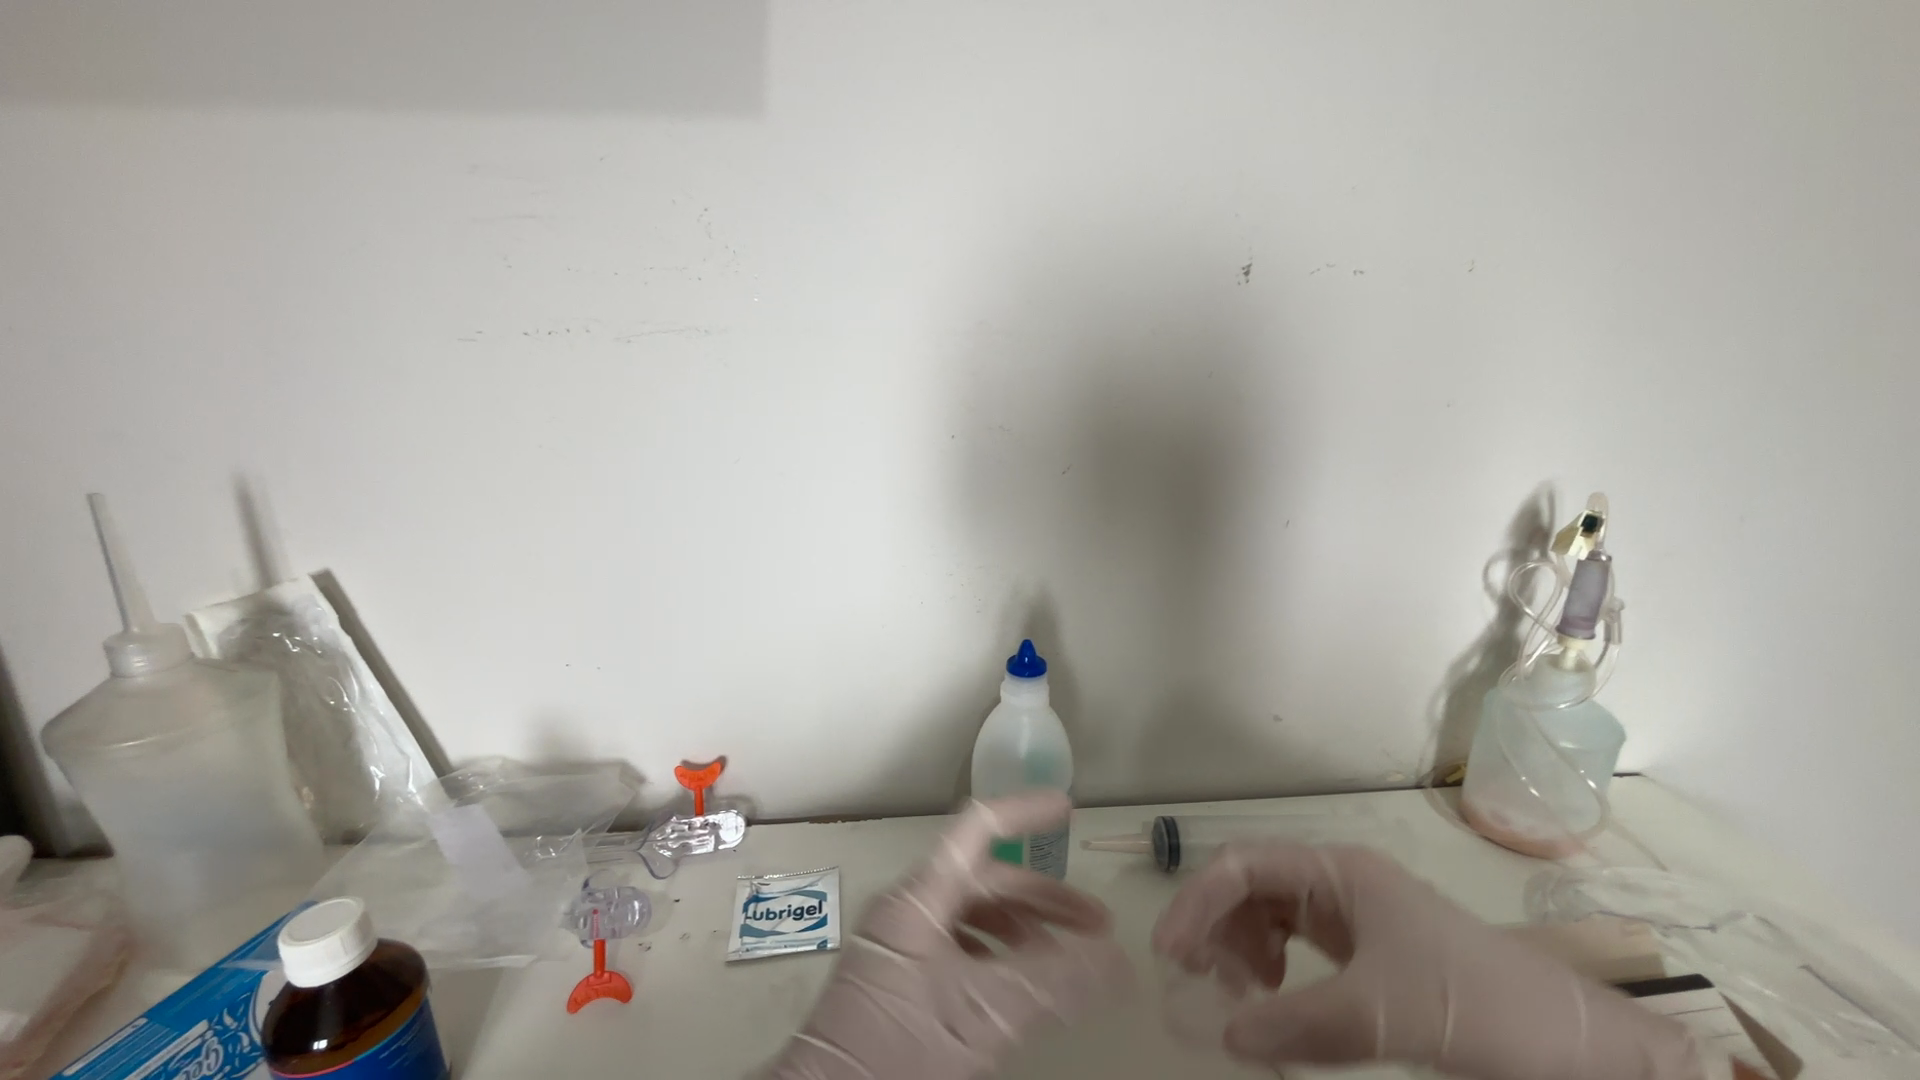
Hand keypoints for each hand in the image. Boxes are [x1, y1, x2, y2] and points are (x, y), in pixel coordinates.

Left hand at [767, 793, 1131, 1079]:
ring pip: (973, 916)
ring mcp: (902, 943)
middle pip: (985, 880)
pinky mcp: (901, 977)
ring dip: (1023, 931)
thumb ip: (1052, 983)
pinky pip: (958, 947)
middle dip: (1043, 898)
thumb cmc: (897, 1049)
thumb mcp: (981, 1013)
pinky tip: (1022, 986)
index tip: (1066, 809)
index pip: (977, 829)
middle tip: (1095, 926)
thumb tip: (1115, 959)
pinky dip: (998, 958)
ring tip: (1065, 961)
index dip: (1023, 812)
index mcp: (920, 897)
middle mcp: (909, 908)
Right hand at [1153, 842, 1715, 1079]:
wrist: (1579, 1049)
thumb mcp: (1386, 1014)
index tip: (1170, 953)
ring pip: (1268, 919)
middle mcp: (1338, 883)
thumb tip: (1224, 1036)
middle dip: (1216, 930)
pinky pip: (1294, 951)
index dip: (1198, 901)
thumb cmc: (1480, 1006)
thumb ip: (1299, 1023)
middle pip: (1249, 888)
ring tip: (1240, 1001)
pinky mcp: (1365, 953)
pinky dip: (1271, 974)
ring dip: (1241, 953)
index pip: (1243, 865)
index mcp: (1339, 871)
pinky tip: (1274, 1004)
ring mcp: (1352, 917)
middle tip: (1201, 985)